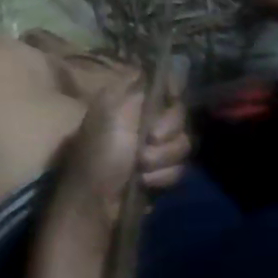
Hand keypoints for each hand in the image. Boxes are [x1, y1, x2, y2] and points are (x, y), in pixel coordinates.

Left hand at [55, 85, 189, 224]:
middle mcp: (141, 118)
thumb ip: (142, 89)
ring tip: (141, 168)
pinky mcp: (159, 172)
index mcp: (128, 99)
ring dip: (163, 157)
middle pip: (178, 112)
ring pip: (182, 142)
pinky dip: (163, 176)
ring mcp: (152, 147)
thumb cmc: (101, 153)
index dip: (171, 87)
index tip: (171, 96)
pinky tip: (146, 183)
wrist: (96, 205)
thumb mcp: (117, 112)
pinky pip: (178, 168)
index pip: (160, 81)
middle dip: (166, 130)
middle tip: (148, 141)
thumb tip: (162, 72)